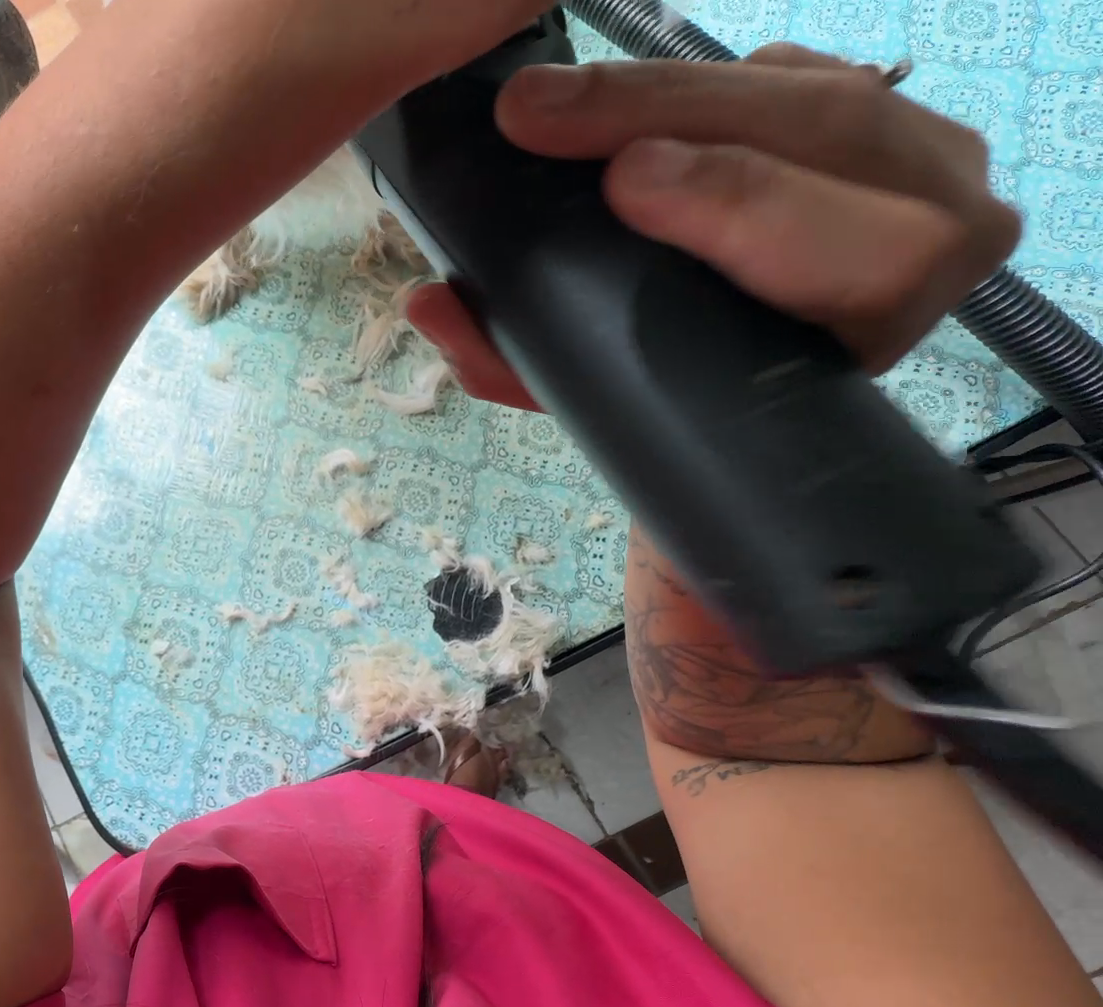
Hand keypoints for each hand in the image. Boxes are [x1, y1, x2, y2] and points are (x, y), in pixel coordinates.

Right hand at [403, 48, 1019, 762]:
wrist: (758, 571)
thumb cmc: (704, 530)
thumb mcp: (625, 466)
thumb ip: (537, 381)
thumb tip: (435, 301)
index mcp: (878, 362)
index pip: (872, 252)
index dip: (746, 210)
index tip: (617, 196)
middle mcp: (911, 276)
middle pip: (860, 148)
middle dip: (695, 128)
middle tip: (544, 120)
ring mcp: (884, 230)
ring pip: (853, 113)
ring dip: (707, 96)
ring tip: (573, 105)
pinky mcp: (835, 211)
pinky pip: (805, 117)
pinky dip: (720, 103)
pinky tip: (633, 107)